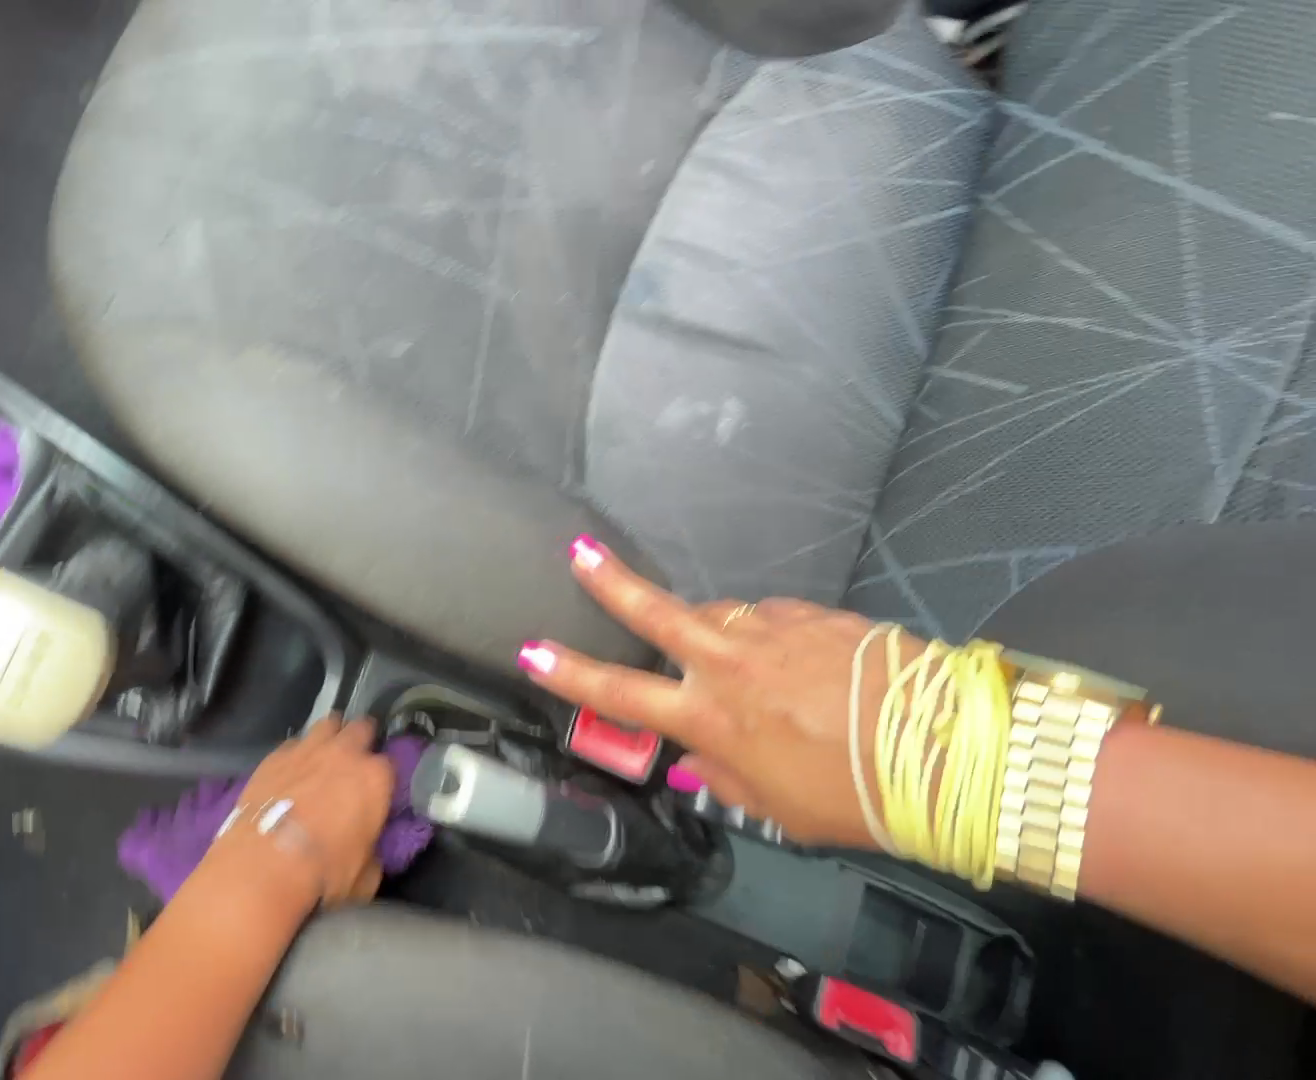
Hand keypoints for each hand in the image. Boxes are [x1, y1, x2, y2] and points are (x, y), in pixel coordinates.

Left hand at [208, 714, 395, 911]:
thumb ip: (372, 851)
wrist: (264, 864)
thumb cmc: (323, 872)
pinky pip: (293, 744)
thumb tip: (367, 849)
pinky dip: (296, 754)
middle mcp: (344, 752)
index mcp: (375, 778)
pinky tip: (290, 772)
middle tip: (354, 763)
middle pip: (360, 729)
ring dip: (329, 738)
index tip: (377, 791)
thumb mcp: (365, 875)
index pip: (389, 765)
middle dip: (360, 741)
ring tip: (323, 758)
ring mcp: (308, 748)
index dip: (382, 778)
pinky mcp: (275, 755)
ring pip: (326, 725)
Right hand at [520, 540, 917, 849]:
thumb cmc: (856, 797)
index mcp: (711, 717)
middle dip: (611, 582)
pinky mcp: (814, 614)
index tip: (533, 652)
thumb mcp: (777, 808)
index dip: (569, 674)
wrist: (957, 752)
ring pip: (718, 613)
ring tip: (732, 658)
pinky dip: (767, 635)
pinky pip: (771, 619)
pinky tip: (794, 659)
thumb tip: (694, 759)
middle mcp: (729, 664)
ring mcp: (773, 630)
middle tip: (580, 552)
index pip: (619, 693)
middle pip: (656, 612)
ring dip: (710, 629)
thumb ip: (723, 776)